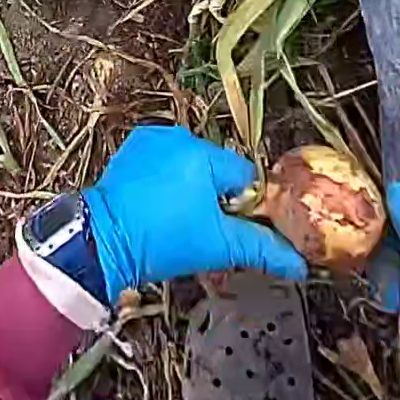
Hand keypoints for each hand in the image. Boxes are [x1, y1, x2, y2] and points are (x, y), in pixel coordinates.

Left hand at [83, 125, 307, 295]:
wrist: (102, 241)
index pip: (244, 175)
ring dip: (191, 184)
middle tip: (200, 226)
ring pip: (191, 162)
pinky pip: (166, 157)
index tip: (228, 225)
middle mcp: (181, 136)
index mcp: (204, 154)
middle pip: (217, 167)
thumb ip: (260, 248)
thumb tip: (298, 263)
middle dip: (215, 195)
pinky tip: (158, 199)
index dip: (242, 203)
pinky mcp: (136, 144)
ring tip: (176, 215)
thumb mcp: (217, 245)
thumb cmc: (162, 240)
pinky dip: (167, 174)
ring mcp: (156, 137)